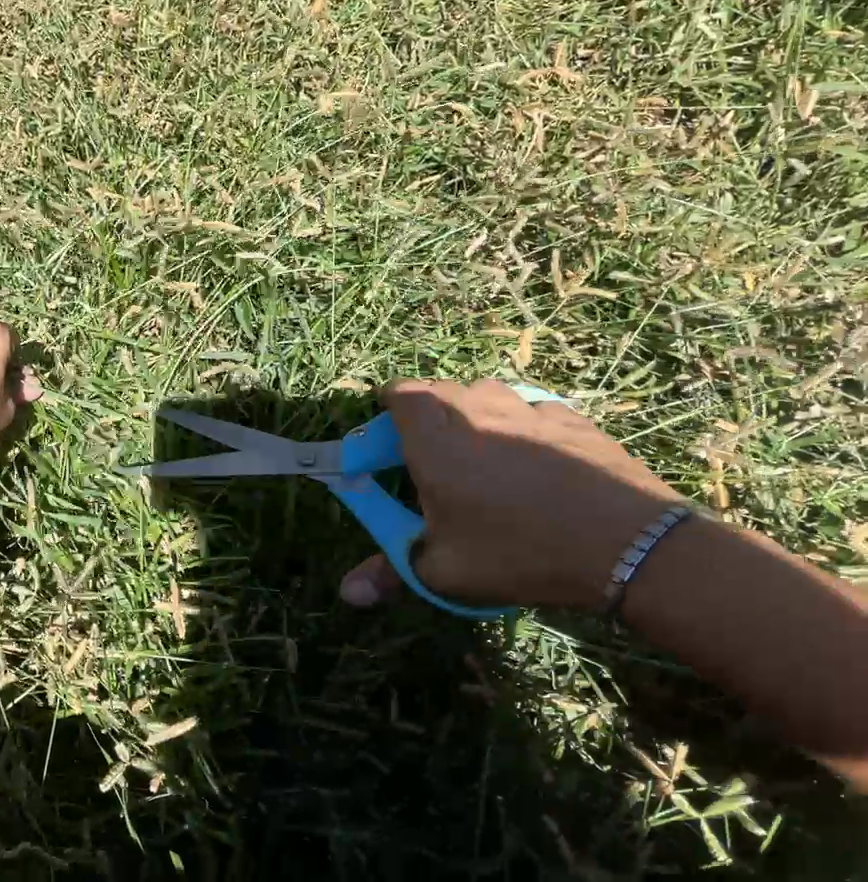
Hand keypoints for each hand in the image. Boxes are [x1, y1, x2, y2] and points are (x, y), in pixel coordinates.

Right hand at [339, 379, 687, 611]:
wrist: (636, 550)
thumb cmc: (522, 554)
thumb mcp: (446, 571)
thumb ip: (390, 573)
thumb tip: (349, 595)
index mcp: (433, 439)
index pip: (397, 393)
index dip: (387, 407)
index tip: (388, 436)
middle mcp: (476, 411)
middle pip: (438, 389)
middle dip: (426, 410)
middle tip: (429, 450)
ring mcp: (529, 410)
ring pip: (486, 392)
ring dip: (473, 410)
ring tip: (480, 447)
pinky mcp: (574, 420)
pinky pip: (533, 408)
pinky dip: (523, 422)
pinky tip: (532, 455)